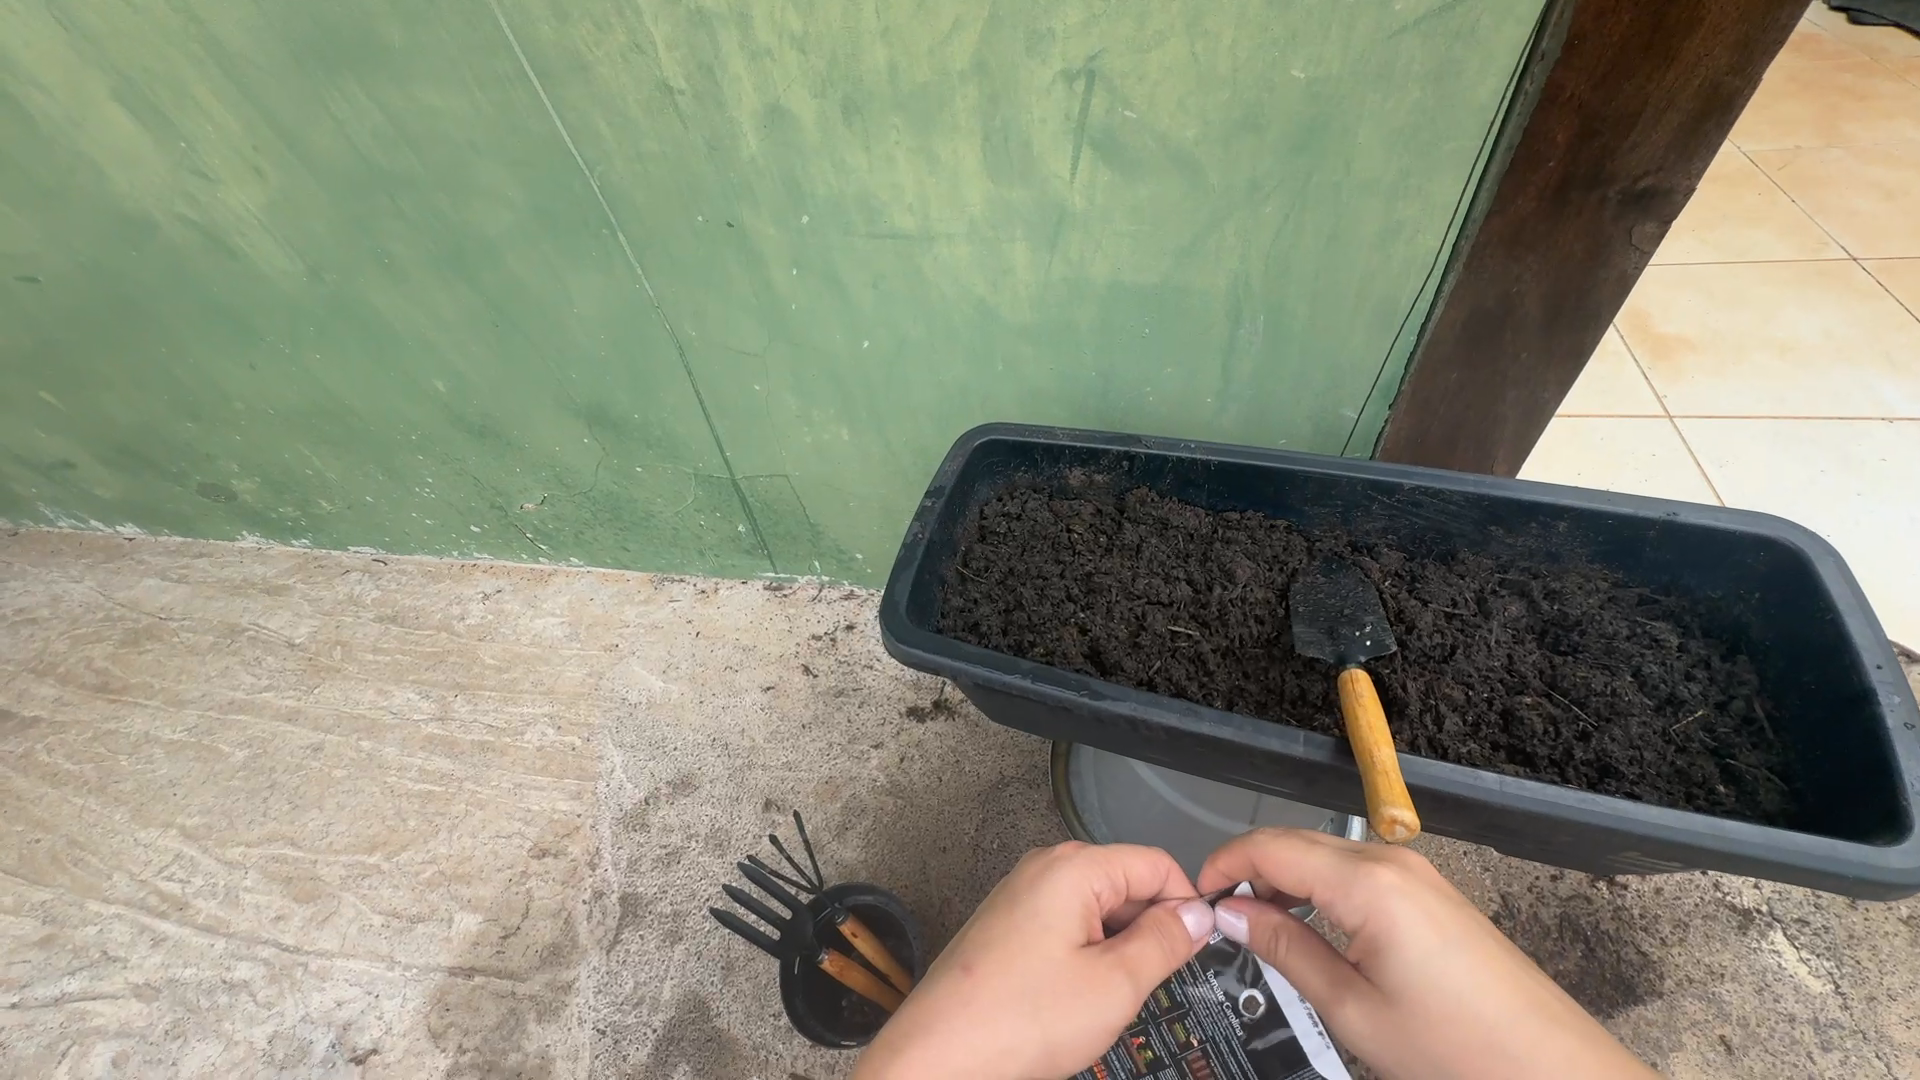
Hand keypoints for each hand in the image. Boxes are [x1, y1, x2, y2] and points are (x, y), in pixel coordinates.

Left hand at [853, 841, 1215, 1079]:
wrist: (942, 1051)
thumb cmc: (1021, 1016)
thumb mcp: (1113, 984)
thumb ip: (1163, 942)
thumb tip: (1197, 914)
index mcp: (1074, 867)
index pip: (1154, 862)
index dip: (1186, 903)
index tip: (1198, 948)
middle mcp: (1046, 867)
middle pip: (1125, 881)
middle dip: (1149, 928)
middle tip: (1148, 983)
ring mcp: (1024, 892)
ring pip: (1098, 906)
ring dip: (1118, 945)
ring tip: (1107, 996)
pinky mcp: (1012, 919)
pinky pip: (1069, 921)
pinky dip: (1088, 951)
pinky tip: (1078, 994)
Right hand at [1199, 829, 1655, 1079]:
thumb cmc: (1457, 1053)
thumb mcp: (1355, 1011)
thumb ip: (1284, 950)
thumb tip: (1228, 912)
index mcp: (1366, 882)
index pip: (1269, 846)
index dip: (1224, 864)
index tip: (1196, 897)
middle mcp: (1389, 860)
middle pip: (1294, 841)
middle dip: (1249, 868)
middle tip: (1221, 916)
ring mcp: (1415, 872)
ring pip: (1323, 852)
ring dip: (1283, 876)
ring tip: (1261, 925)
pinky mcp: (1431, 891)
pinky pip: (1354, 869)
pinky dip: (1318, 886)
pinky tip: (1312, 925)